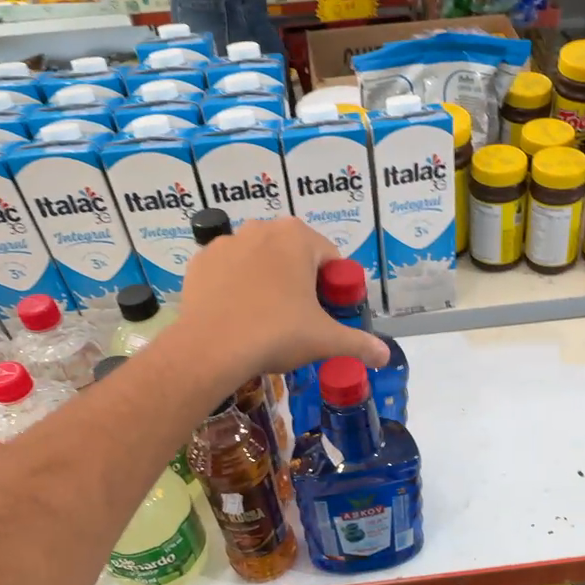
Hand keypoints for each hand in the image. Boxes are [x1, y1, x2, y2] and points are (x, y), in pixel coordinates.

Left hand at [176, 217, 390, 380]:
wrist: (211, 349)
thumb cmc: (276, 334)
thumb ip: (359, 343)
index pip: (330, 259)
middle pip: (294, 256)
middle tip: (300, 320)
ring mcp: (226, 242)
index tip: (329, 314)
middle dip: (301, 283)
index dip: (334, 288)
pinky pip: (229, 272)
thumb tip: (385, 356)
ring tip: (266, 321)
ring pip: (259, 262)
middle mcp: (261, 228)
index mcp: (297, 237)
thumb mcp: (325, 340)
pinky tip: (238, 317)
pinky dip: (237, 289)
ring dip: (268, 283)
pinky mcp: (200, 262)